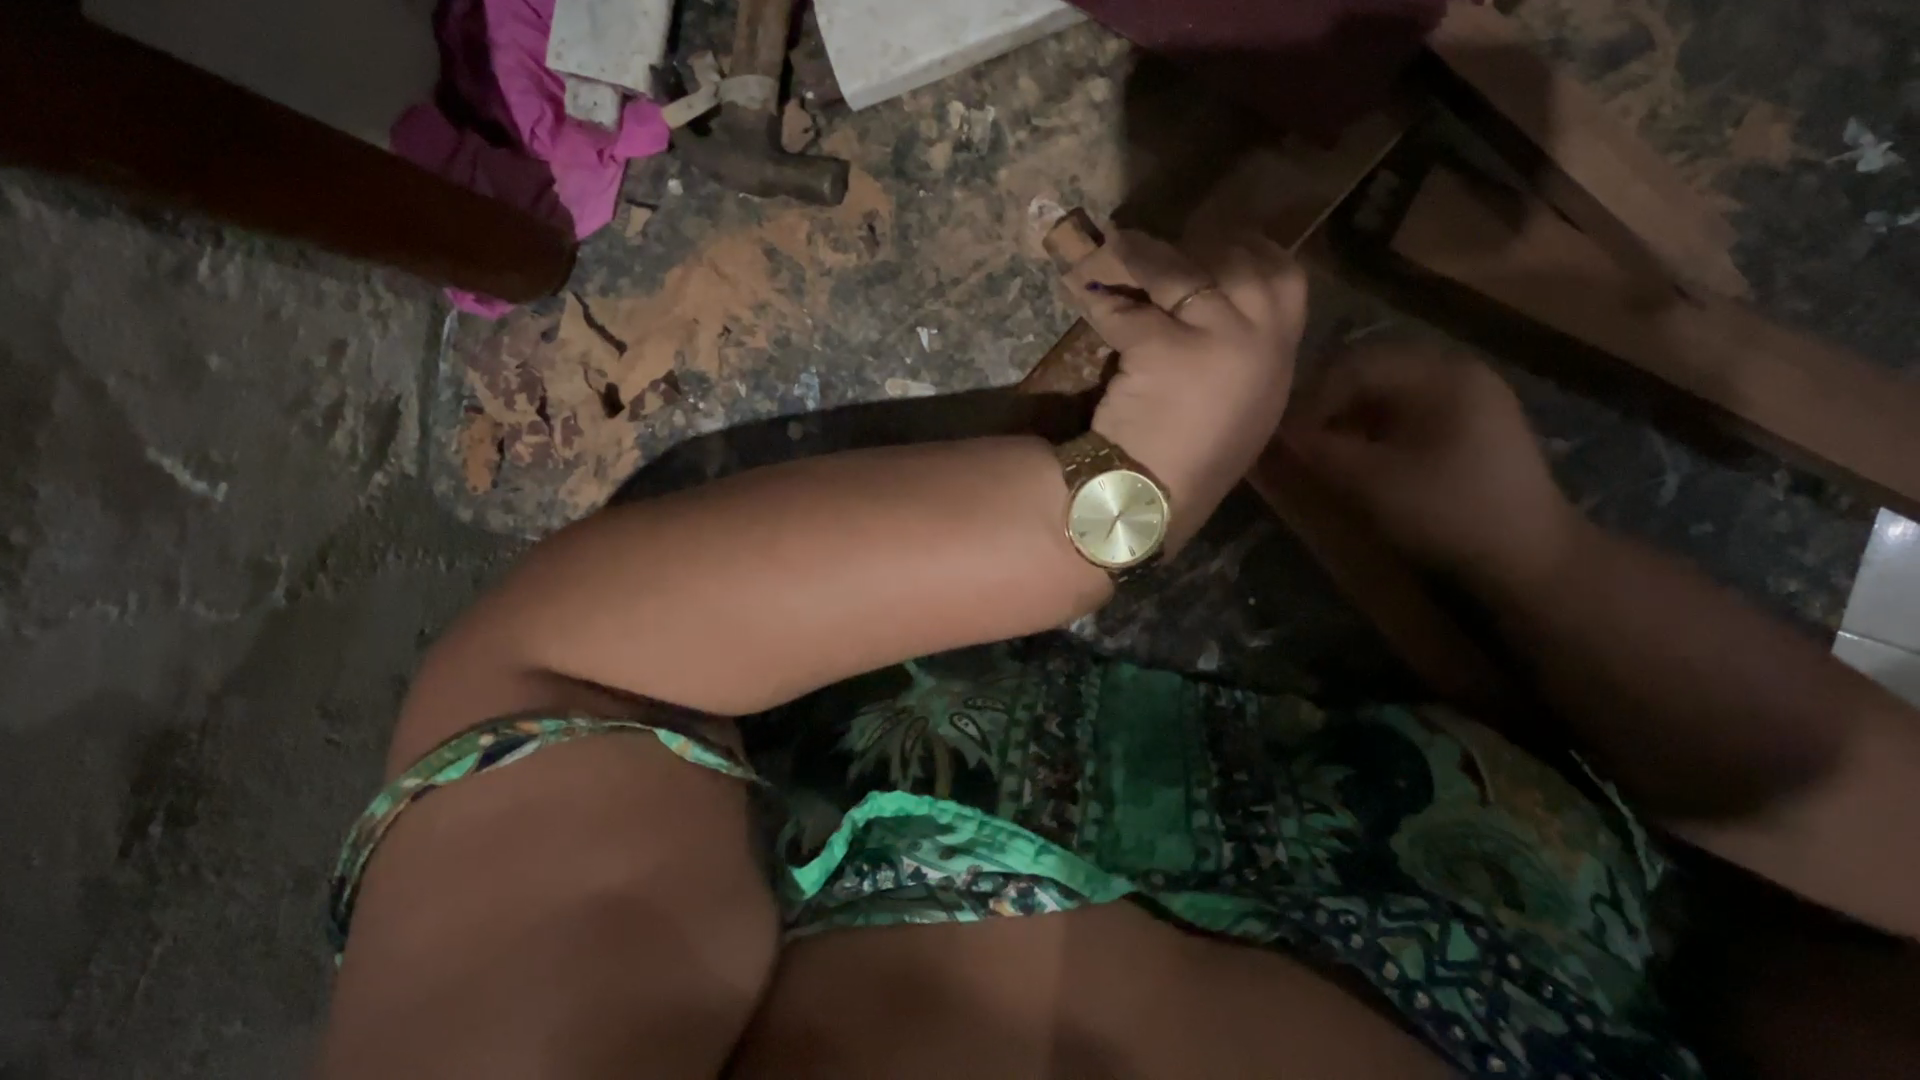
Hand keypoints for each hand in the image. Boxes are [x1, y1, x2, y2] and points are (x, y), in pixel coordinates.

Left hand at [1080, 232, 1308, 551]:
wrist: (1151, 502)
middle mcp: (1263, 346)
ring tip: (1115, 247)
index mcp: (1279, 366)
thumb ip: (1231, 360)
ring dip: (1145, 256)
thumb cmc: (1184, 467)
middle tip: (1169, 241)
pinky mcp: (1169, 346)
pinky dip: (1102, 297)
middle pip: (1249, 264)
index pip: (1287, 283)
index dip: (1251, 253)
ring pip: (1187, 272)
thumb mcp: (1229, 411)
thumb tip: (1196, 312)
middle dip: (1208, 243)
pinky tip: (1080, 290)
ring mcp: (1222, 341)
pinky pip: (1131, 307)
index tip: (1218, 243)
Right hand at [1282, 339, 1584, 590]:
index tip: (1280, 435)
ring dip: (1345, 415)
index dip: (1309, 398)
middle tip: (1294, 440)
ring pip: (1384, 390)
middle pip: (1369, 370)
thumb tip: (1270, 435)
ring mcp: (1466, 395)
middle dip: (1325, 403)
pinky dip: (1371, 427)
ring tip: (1319, 449)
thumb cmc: (1450, 511)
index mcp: (1440, 372)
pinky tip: (1354, 455)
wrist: (1530, 558)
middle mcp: (1455, 370)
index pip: (1353, 363)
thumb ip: (1318, 452)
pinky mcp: (1468, 423)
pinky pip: (1405, 409)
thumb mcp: (1373, 482)